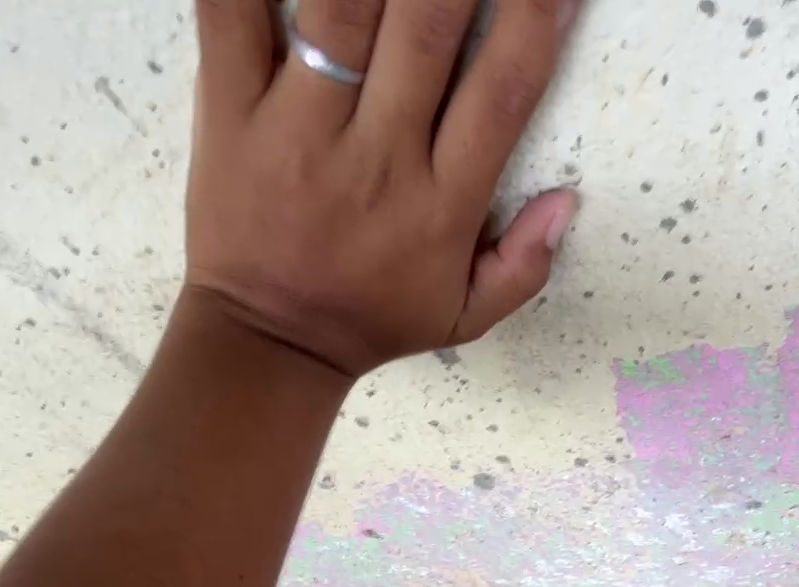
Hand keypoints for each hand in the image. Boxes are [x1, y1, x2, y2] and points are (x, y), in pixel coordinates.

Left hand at [184, 0, 582, 376]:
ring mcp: (298, 130)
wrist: (271, 340)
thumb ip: (523, 267)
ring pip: (342, 6)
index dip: (537, 21)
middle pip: (428, 27)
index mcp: (441, 206)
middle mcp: (377, 159)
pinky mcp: (231, 111)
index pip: (503, 95)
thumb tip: (568, 199)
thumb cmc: (373, 320)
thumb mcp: (465, 318)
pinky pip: (231, 12)